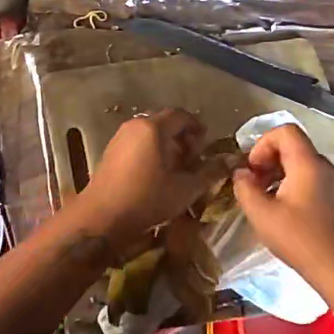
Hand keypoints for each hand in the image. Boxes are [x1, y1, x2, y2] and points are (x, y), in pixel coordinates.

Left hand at [71, 109, 208, 241]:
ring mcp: (119, 137)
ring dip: (167, 146)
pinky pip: (137, 142)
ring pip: (151, 133)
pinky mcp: (111, 151)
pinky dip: (151, 151)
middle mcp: (135, 125)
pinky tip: (156, 175)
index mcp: (154, 128)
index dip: (198, 128)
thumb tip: (230, 161)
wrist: (102, 217)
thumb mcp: (186, 188)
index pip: (182, 115)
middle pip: (166, 122)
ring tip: (176, 170)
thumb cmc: (147, 199)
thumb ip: (210, 172)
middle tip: (193, 160)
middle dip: (183, 138)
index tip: (206, 146)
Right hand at [231, 124, 333, 299]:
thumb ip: (245, 188)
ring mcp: (329, 180)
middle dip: (266, 159)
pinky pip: (305, 177)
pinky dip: (287, 183)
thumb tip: (240, 174)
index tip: (252, 169)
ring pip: (297, 162)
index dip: (262, 144)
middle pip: (291, 145)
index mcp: (307, 163)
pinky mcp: (331, 196)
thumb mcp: (262, 214)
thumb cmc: (300, 238)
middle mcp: (321, 165)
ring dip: (275, 172)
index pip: (285, 131)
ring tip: (262, 198)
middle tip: (252, 184)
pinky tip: (278, 208)